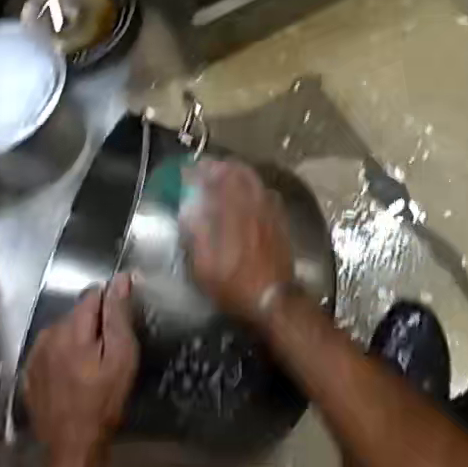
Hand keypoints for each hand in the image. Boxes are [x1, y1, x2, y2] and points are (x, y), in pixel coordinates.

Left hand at [22, 276, 138, 457]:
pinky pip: (50, 351)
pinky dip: (62, 356)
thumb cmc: (103, 402)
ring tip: (90, 368)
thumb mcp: (121, 357)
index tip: (119, 328)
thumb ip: (119, 315)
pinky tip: (72, 377)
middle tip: (107, 353)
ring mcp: (35, 353)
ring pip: (63, 331)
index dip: (110, 306)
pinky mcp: (30, 373)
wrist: (73, 449)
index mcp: (71, 326)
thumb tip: (120, 279)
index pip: (93, 294)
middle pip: (77, 313)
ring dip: (77, 340)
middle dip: (94, 324)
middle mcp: (48, 332)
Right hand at [180, 158, 294, 322]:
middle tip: (208, 166)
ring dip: (239, 171)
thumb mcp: (204, 269)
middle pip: (237, 174)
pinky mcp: (279, 220)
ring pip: (254, 180)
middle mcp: (249, 208)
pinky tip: (252, 190)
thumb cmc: (234, 286)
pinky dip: (256, 185)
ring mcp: (267, 212)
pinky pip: (269, 193)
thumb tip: (188, 210)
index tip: (188, 170)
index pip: (213, 183)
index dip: (199, 173)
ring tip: (227, 171)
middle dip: (220, 166)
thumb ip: (196, 237)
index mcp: (229, 217)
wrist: (274, 301)